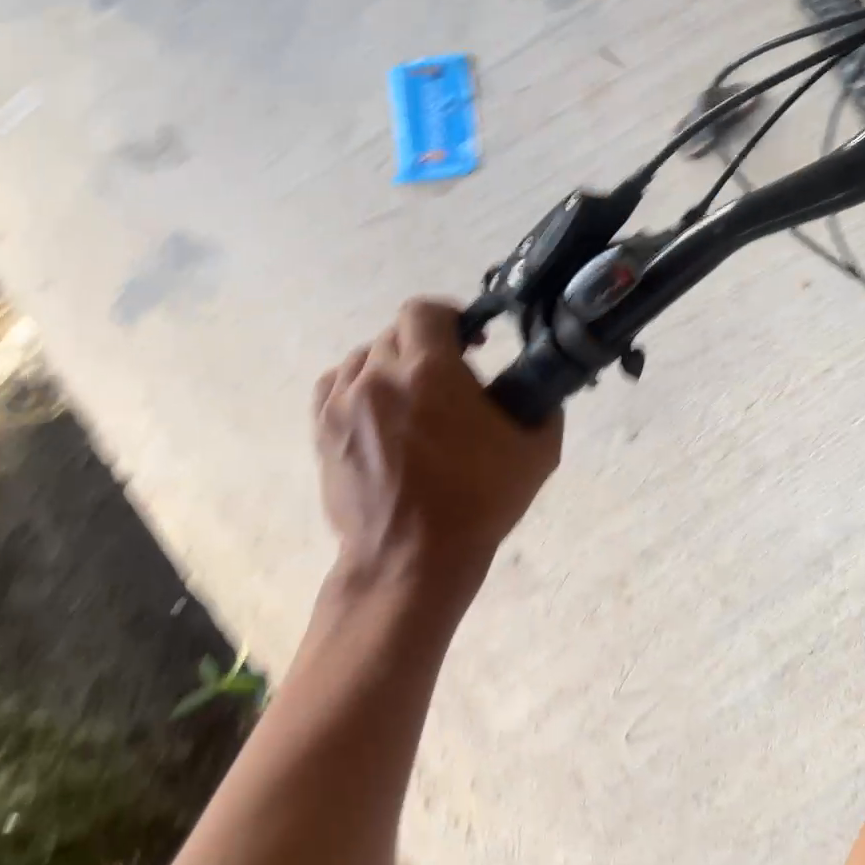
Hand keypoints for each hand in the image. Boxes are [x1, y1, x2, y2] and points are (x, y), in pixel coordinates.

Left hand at [313, 299, 562, 582]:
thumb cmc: (482, 500)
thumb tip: (535, 391)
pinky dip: (363, 385)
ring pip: (365, 357)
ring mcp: (342, 402)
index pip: (426, 310)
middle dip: (429, 345)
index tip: (474, 339)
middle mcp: (379, 375)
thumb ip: (541, 408)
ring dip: (395, 366)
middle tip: (457, 378)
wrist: (414, 554)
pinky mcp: (323, 428)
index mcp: (431, 372)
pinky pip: (338, 384)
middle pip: (396, 333)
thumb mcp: (538, 453)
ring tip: (420, 399)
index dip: (452, 316)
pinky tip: (385, 410)